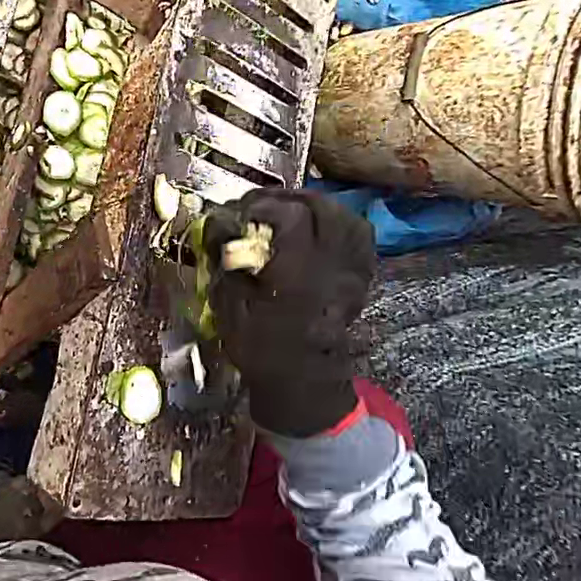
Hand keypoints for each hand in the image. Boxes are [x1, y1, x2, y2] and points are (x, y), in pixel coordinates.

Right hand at [200, 189, 375, 436]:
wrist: (302, 381)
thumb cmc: (260, 346)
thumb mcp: (229, 303)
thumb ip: (227, 259)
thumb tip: (221, 224)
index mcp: (298, 270)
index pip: (290, 215)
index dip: (262, 205)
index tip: (240, 214)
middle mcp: (331, 263)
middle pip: (321, 208)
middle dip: (288, 199)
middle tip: (263, 206)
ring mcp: (350, 270)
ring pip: (344, 218)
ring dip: (315, 206)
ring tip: (290, 210)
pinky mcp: (358, 277)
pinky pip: (359, 237)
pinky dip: (339, 224)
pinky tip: (318, 227)